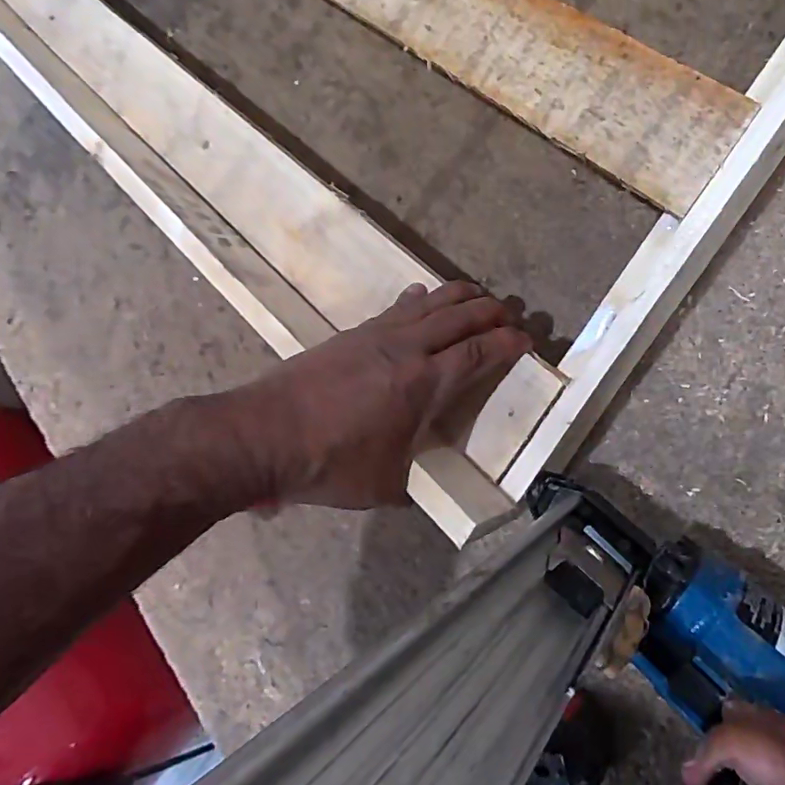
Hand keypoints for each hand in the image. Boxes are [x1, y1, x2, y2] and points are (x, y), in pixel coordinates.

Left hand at [209, 281, 532, 508]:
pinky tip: (424, 294)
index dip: (509, 342)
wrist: (256, 437)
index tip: (528, 340)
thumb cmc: (327, 465)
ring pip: (434, 301)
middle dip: (495, 312)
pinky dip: (422, 298)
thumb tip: (419, 490)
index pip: (480, 351)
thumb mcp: (383, 486)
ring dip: (463, 295)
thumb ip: (411, 480)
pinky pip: (399, 306)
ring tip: (480, 296)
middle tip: (513, 315)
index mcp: (425, 383)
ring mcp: (380, 335)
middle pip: (464, 315)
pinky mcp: (355, 333)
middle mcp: (409, 349)